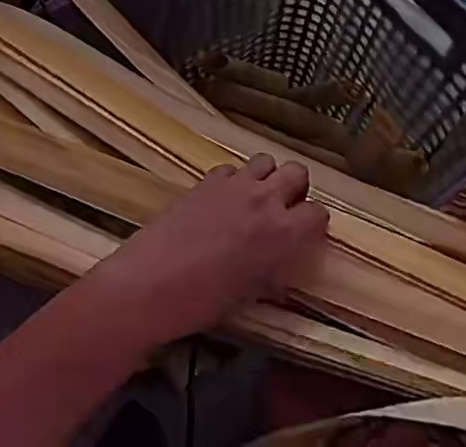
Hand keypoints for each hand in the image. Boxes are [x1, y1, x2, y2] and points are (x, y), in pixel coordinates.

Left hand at [87, 154, 328, 346]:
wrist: (147, 288)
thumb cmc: (201, 304)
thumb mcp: (250, 294)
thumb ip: (274, 270)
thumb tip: (282, 263)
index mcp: (283, 233)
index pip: (318, 214)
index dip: (313, 225)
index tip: (304, 236)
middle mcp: (266, 200)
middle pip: (299, 172)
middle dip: (295, 189)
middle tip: (281, 210)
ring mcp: (236, 184)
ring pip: (267, 161)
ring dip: (265, 178)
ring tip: (252, 199)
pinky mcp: (209, 179)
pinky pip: (232, 168)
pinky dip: (232, 181)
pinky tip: (220, 201)